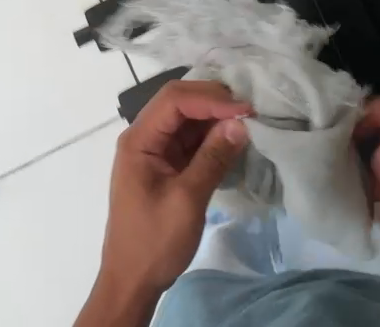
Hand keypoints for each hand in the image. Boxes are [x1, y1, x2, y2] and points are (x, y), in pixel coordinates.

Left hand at [77, 80, 251, 326]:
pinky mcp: (164, 164)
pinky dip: (210, 136)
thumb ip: (212, 158)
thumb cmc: (154, 242)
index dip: (210, 99)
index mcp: (138, 139)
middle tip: (248, 110)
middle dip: (212, 101)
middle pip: (178, 102)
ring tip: (246, 121)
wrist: (131, 280)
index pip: (174, 100)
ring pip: (185, 118)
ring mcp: (153, 150)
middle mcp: (143, 136)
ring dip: (214, 117)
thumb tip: (239, 124)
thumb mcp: (187, 200)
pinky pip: (188, 139)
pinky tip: (231, 140)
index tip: (245, 110)